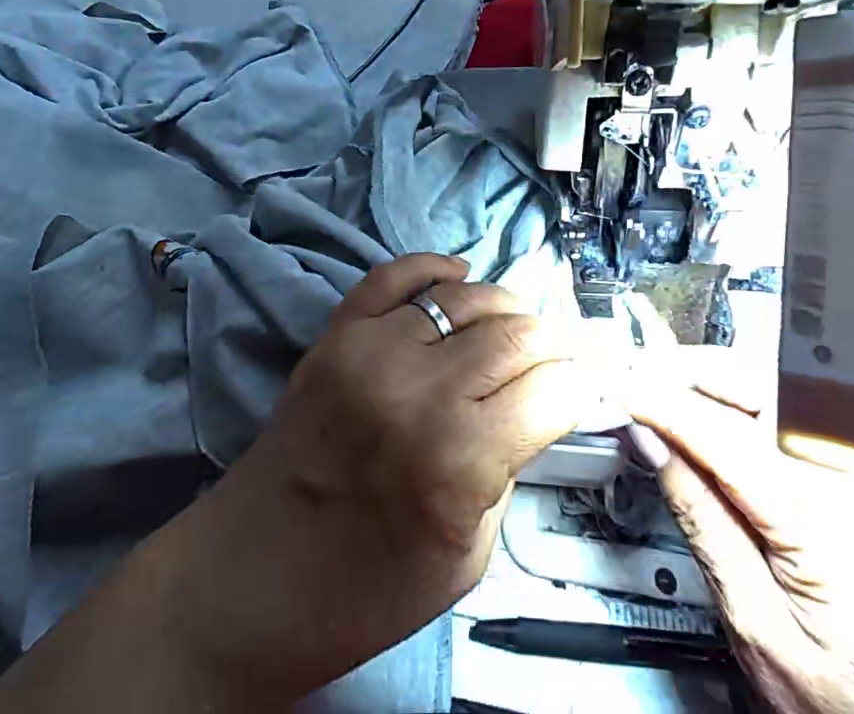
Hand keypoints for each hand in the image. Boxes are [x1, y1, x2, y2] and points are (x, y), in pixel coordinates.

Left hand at [0, 253, 588, 712]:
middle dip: (554, 342)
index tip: (596, 382)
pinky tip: (457, 275)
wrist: (257, 570)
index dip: (584, 383)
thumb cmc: (370, 586)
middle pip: (515, 334)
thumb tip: (542, 404)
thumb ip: (507, 465)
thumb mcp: (470, 551)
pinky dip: (432, 268)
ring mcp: (367, 350)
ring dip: (504, 307)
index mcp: (460, 456)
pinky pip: (391, 276)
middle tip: (567, 353)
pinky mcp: (333, 335)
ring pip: (463, 297)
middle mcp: (416, 387)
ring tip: (519, 325)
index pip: (553, 388)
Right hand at [623, 298, 853, 713]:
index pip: (745, 454)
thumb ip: (701, 519)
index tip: (627, 388)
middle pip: (784, 410)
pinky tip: (719, 406)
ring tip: (669, 382)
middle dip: (704, 377)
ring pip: (800, 409)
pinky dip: (758, 409)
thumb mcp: (752, 625)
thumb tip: (653, 442)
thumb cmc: (847, 713)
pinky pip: (815, 431)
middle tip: (643, 370)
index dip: (675, 410)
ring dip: (727, 386)